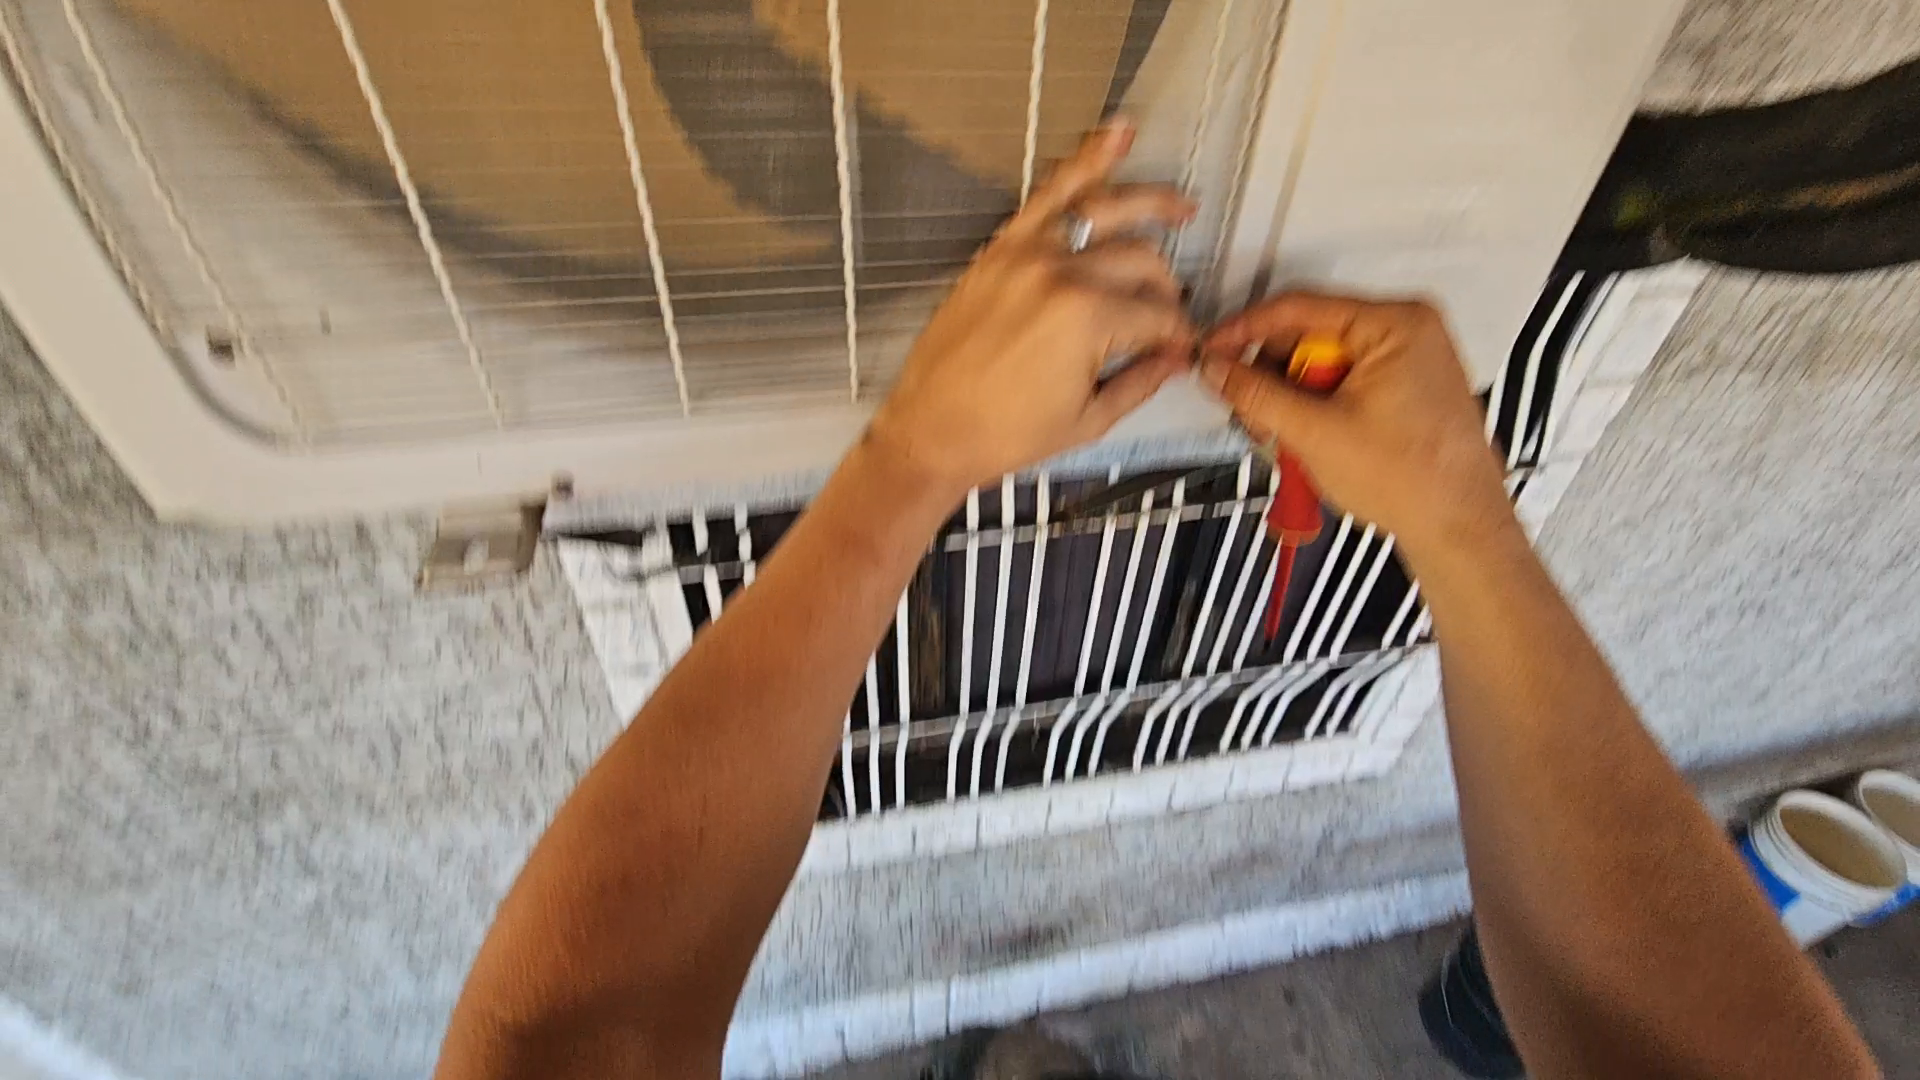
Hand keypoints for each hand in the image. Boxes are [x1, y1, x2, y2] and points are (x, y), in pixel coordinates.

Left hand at [868, 122, 1196, 492]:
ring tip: (1183, 208)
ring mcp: (1027, 253)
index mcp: (1087, 319)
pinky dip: (1085, 160)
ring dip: (1151, 202)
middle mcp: (1060, 273)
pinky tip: (1117, 135)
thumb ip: (1140, 382)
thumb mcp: (1086, 421)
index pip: (1157, 315)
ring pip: (1105, 209)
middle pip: (1140, 262)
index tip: (1181, 348)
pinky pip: (1048, 193)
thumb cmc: (1001, 434)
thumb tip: (1174, 359)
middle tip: (1168, 313)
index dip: (1178, 335)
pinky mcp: (1000, 249)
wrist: (931, 430)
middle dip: (1167, 290)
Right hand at [1198, 293, 1517, 559]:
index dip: (1243, 331)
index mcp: (1394, 323)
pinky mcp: (1397, 385)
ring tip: (1283, 438)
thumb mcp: (1314, 432)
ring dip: (1288, 400)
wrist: (1457, 526)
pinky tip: (1306, 439)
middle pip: (1305, 337)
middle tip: (1252, 417)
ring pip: (1315, 363)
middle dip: (1270, 378)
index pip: (1297, 309)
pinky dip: (1311, 408)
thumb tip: (1214, 367)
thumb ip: (1256, 395)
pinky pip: (1335, 382)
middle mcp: (1403, 329)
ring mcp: (1402, 358)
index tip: (1208, 354)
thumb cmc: (1405, 478)